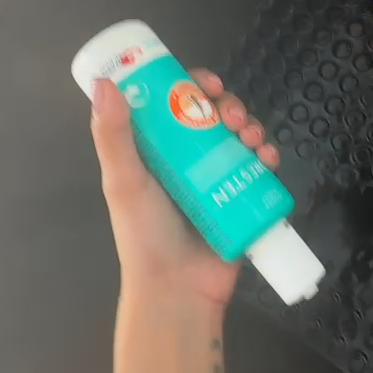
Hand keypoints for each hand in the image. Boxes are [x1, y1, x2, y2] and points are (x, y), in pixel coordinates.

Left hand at [91, 69, 278, 310]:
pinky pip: (261, 164)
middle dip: (229, 105)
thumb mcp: (124, 182)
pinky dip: (268, 154)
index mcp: (157, 148)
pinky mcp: (243, 194)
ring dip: (252, 125)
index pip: (176, 101)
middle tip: (231, 116)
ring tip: (252, 138)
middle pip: (215, 113)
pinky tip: (267, 158)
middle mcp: (189, 157)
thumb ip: (113, 136)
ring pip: (241, 134)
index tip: (207, 83)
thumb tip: (104, 82)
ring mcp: (219, 175)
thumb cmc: (145, 235)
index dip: (193, 84)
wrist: (179, 289)